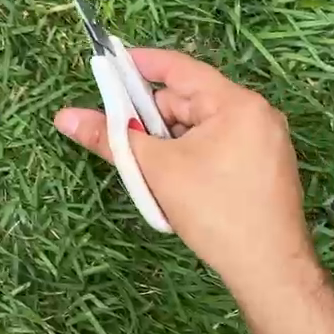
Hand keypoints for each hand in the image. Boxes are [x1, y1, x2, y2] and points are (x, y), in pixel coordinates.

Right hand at [52, 49, 314, 296]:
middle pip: (185, 100)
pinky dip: (185, 153)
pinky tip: (171, 180)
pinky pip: (213, 144)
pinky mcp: (262, 165)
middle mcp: (254, 114)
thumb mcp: (154, 168)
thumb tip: (63, 117)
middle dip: (149, 116)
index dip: (139, 63)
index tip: (107, 64)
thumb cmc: (213, 210)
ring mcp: (263, 141)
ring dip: (166, 140)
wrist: (269, 270)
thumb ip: (109, 137)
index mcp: (235, 103)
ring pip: (196, 126)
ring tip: (148, 169)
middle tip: (122, 137)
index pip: (178, 68)